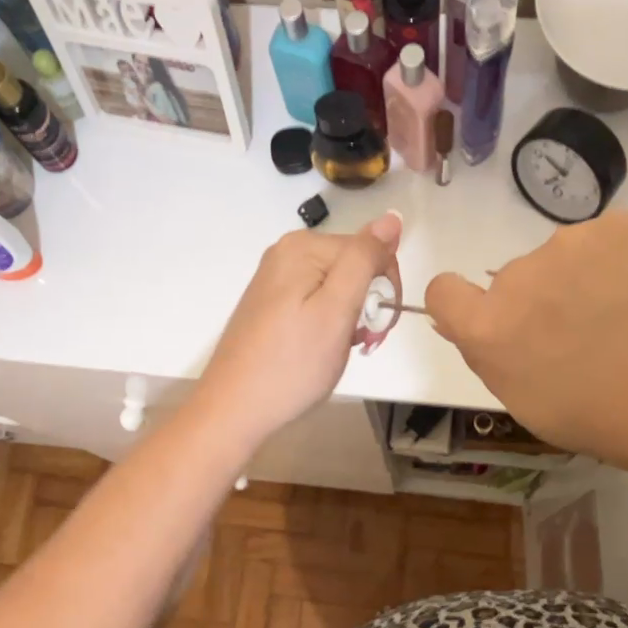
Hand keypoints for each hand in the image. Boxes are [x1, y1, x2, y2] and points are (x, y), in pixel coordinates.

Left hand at [196, 212, 402, 444]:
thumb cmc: (292, 365)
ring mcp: (275, 281)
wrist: (235, 409)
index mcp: (303, 247)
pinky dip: (328, 327)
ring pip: (336, 289)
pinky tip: (322, 351)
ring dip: (350, 320)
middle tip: (362, 344)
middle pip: (352, 268)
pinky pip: (315, 305)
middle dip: (367, 305)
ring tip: (341, 352)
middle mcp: (286, 254)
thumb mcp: (337, 310)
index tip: (378, 329)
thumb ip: (365, 260)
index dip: (385, 290)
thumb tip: (391, 218)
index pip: (371, 250)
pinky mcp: (270, 306)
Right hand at [425, 210, 627, 485]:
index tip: (500, 333)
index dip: (464, 310)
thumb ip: (497, 362)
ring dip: (575, 286)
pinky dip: (613, 267)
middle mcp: (521, 276)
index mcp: (493, 332)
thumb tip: (471, 325)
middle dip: (535, 309)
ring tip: (627, 325)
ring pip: (557, 264)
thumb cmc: (624, 426)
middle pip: (510, 283)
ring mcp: (573, 243)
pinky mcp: (623, 224)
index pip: (443, 293)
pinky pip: (598, 245)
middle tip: (585, 347)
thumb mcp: (541, 414)